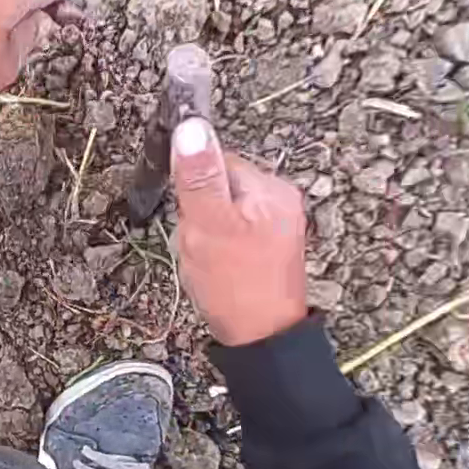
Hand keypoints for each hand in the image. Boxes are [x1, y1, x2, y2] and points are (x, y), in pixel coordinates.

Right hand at [170, 117, 309, 346]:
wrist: (261, 341)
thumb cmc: (236, 286)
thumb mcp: (209, 226)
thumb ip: (199, 177)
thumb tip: (191, 127)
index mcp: (270, 188)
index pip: (216, 162)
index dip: (193, 189)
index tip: (193, 216)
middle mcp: (278, 200)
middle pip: (216, 189)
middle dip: (197, 217)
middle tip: (203, 245)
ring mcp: (273, 225)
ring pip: (217, 214)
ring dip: (203, 236)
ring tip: (210, 261)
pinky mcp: (265, 245)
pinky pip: (227, 234)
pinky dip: (214, 250)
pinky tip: (217, 269)